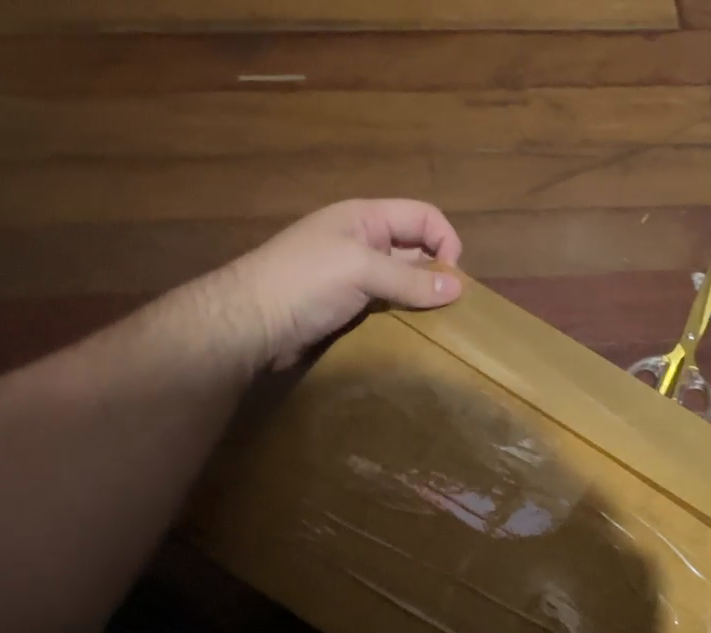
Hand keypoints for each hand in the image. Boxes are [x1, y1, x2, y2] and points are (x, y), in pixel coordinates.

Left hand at [199, 199, 464, 371]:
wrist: (251, 324)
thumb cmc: (304, 282)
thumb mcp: (360, 270)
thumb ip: (410, 280)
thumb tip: (458, 288)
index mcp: (366, 219)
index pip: (424, 218)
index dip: (445, 242)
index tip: (453, 280)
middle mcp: (364, 243)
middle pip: (417, 252)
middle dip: (437, 276)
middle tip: (450, 310)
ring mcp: (355, 278)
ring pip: (405, 285)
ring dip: (422, 303)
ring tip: (437, 327)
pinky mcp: (349, 309)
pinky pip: (388, 309)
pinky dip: (404, 320)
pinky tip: (412, 337)